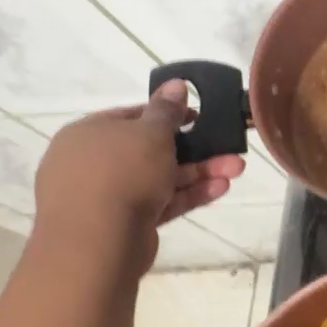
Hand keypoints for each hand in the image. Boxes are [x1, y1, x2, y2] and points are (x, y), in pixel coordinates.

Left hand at [34, 79, 245, 241]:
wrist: (95, 243)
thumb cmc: (120, 173)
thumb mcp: (151, 133)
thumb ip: (167, 110)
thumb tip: (176, 83)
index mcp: (89, 133)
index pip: (132, 117)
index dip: (168, 115)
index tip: (198, 117)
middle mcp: (93, 162)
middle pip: (151, 150)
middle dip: (195, 149)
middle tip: (227, 147)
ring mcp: (107, 195)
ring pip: (160, 178)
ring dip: (199, 173)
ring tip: (237, 170)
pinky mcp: (124, 222)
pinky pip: (160, 202)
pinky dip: (188, 195)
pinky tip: (220, 189)